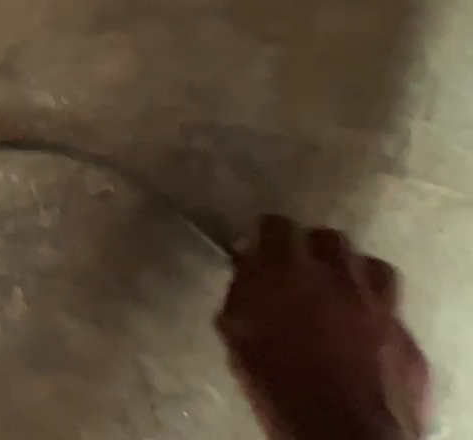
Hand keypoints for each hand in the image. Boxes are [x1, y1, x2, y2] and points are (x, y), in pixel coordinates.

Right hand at [217, 215, 428, 439]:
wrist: (337, 427)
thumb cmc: (270, 375)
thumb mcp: (234, 326)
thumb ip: (244, 290)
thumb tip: (250, 274)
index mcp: (282, 271)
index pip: (276, 224)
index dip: (265, 232)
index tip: (257, 248)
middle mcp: (333, 278)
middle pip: (330, 238)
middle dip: (312, 247)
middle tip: (299, 267)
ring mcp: (379, 308)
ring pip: (373, 266)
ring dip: (353, 272)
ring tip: (340, 290)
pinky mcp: (409, 338)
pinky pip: (393, 311)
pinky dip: (374, 313)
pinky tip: (361, 332)